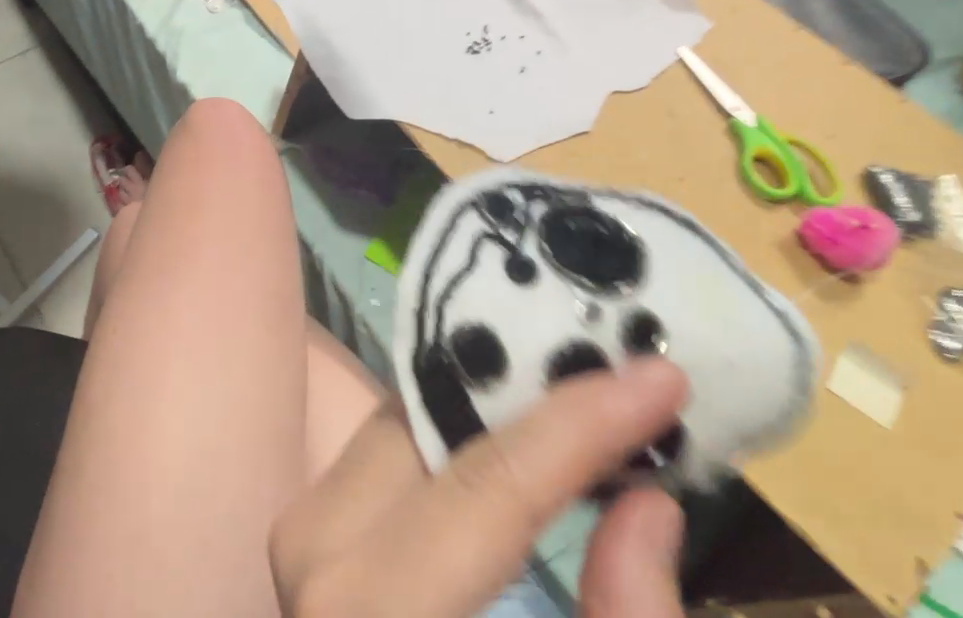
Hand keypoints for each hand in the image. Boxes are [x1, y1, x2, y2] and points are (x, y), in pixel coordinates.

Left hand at [270, 360, 689, 617]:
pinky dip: (452, 435)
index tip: (661, 376)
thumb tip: (649, 504)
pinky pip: (382, 459)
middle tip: (621, 368)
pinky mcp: (311, 545)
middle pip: (421, 437)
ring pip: (396, 431)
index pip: (479, 488)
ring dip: (485, 405)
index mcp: (375, 610)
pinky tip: (509, 428)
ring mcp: (300, 547)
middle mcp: (314, 563)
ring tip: (579, 384)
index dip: (574, 426)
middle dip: (522, 396)